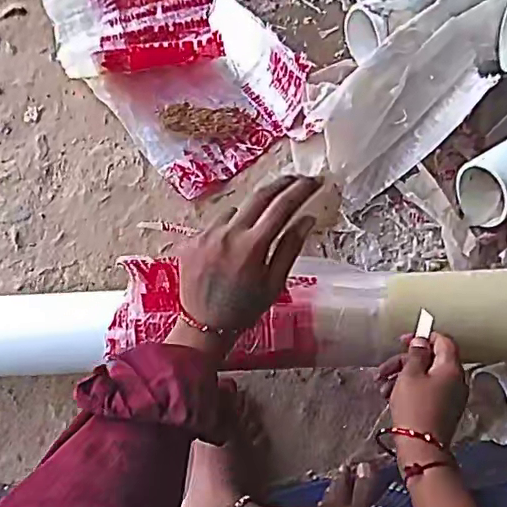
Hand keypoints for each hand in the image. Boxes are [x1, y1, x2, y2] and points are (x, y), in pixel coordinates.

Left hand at [165, 176, 321, 357]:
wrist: (204, 326)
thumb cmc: (244, 309)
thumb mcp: (274, 283)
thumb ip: (290, 248)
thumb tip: (307, 219)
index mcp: (253, 246)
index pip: (283, 206)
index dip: (301, 190)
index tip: (314, 181)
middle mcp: (228, 233)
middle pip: (259, 195)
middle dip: (281, 184)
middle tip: (295, 180)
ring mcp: (207, 235)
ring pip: (236, 210)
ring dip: (250, 214)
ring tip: (255, 233)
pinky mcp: (192, 240)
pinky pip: (216, 224)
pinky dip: (228, 230)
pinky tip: (229, 250)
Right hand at [376, 331, 467, 457]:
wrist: (421, 446)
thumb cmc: (414, 408)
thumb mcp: (409, 376)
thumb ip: (416, 355)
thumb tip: (422, 342)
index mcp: (451, 368)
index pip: (443, 342)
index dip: (424, 337)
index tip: (404, 340)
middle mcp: (456, 380)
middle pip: (431, 360)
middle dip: (405, 362)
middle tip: (384, 369)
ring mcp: (451, 396)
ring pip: (426, 377)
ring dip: (402, 377)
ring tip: (383, 388)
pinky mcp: (443, 409)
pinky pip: (427, 391)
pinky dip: (410, 390)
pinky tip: (391, 397)